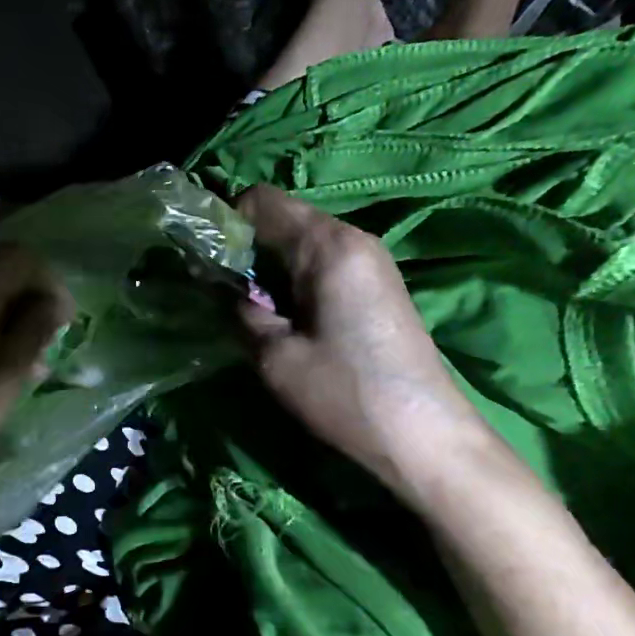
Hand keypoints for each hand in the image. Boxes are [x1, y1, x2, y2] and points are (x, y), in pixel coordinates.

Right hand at [235, 186, 480, 500]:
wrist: (423, 434)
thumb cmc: (345, 394)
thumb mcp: (275, 357)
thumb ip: (240, 311)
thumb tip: (224, 288)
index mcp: (327, 245)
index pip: (261, 201)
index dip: (226, 225)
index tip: (212, 268)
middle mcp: (353, 237)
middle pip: (284, 218)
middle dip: (248, 250)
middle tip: (228, 297)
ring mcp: (371, 260)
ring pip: (303, 243)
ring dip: (272, 270)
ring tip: (259, 315)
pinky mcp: (378, 284)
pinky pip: (324, 264)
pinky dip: (297, 282)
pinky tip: (293, 322)